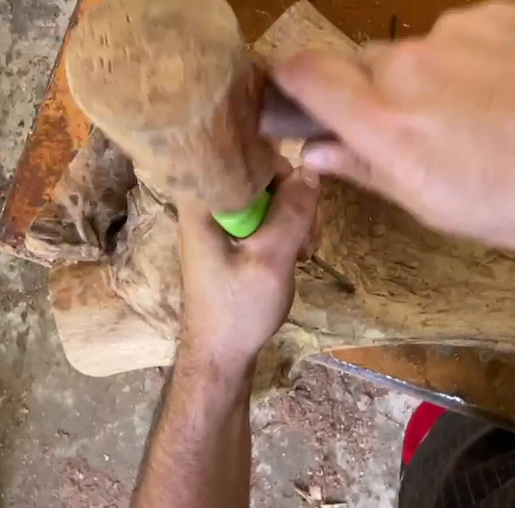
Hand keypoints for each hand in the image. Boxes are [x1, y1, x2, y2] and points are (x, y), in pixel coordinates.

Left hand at [175, 166, 321, 375]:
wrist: (220, 359)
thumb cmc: (238, 309)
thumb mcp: (272, 258)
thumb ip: (292, 211)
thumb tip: (312, 168)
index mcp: (202, 201)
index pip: (241, 155)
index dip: (277, 169)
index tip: (301, 197)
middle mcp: (206, 203)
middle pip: (258, 175)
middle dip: (291, 199)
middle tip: (306, 236)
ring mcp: (218, 221)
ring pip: (266, 196)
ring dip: (292, 218)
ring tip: (303, 252)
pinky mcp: (230, 237)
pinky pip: (263, 216)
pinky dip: (284, 230)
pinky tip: (296, 255)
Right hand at [271, 0, 514, 258]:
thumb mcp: (442, 208)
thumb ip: (370, 168)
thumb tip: (316, 149)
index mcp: (387, 121)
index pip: (305, 71)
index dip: (290, 77)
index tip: (295, 89)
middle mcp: (410, 64)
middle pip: (368, 63)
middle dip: (383, 91)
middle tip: (433, 130)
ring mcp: (458, 29)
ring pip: (424, 48)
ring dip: (441, 74)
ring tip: (501, 112)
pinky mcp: (501, 9)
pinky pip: (472, 31)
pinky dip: (485, 54)